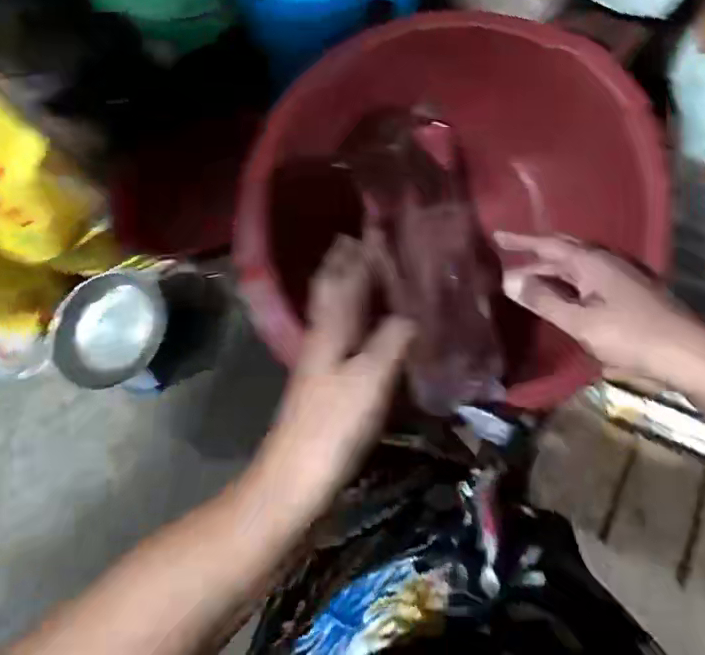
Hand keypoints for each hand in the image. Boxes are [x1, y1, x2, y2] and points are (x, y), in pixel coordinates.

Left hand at [242, 235, 414, 527]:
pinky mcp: (325, 383)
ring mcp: (320, 360)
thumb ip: (390, 341)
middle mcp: (321, 336)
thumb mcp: (368, 380)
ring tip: (363, 268)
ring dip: (346, 284)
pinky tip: (362, 324)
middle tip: (362, 237)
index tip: (375, 225)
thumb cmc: (332, 426)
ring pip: (334, 309)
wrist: (293, 479)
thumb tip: (411, 312)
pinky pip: (340, 332)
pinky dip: (352, 315)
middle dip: (345, 261)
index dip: (360, 252)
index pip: (345, 278)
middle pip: (332, 288)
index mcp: (330, 328)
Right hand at [495, 232, 704, 398]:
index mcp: (590, 262)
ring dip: (551, 267)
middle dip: (534, 251)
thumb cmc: (633, 336)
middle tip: (508, 253)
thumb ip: (544, 300)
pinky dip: (567, 279)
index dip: (521, 241)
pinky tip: (563, 293)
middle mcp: (604, 260)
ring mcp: (620, 275)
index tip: (496, 236)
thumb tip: (509, 279)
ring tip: (528, 276)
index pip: (547, 244)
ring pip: (576, 265)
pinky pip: (588, 276)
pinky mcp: (630, 291)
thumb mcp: (581, 322)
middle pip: (562, 250)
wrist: (692, 354)